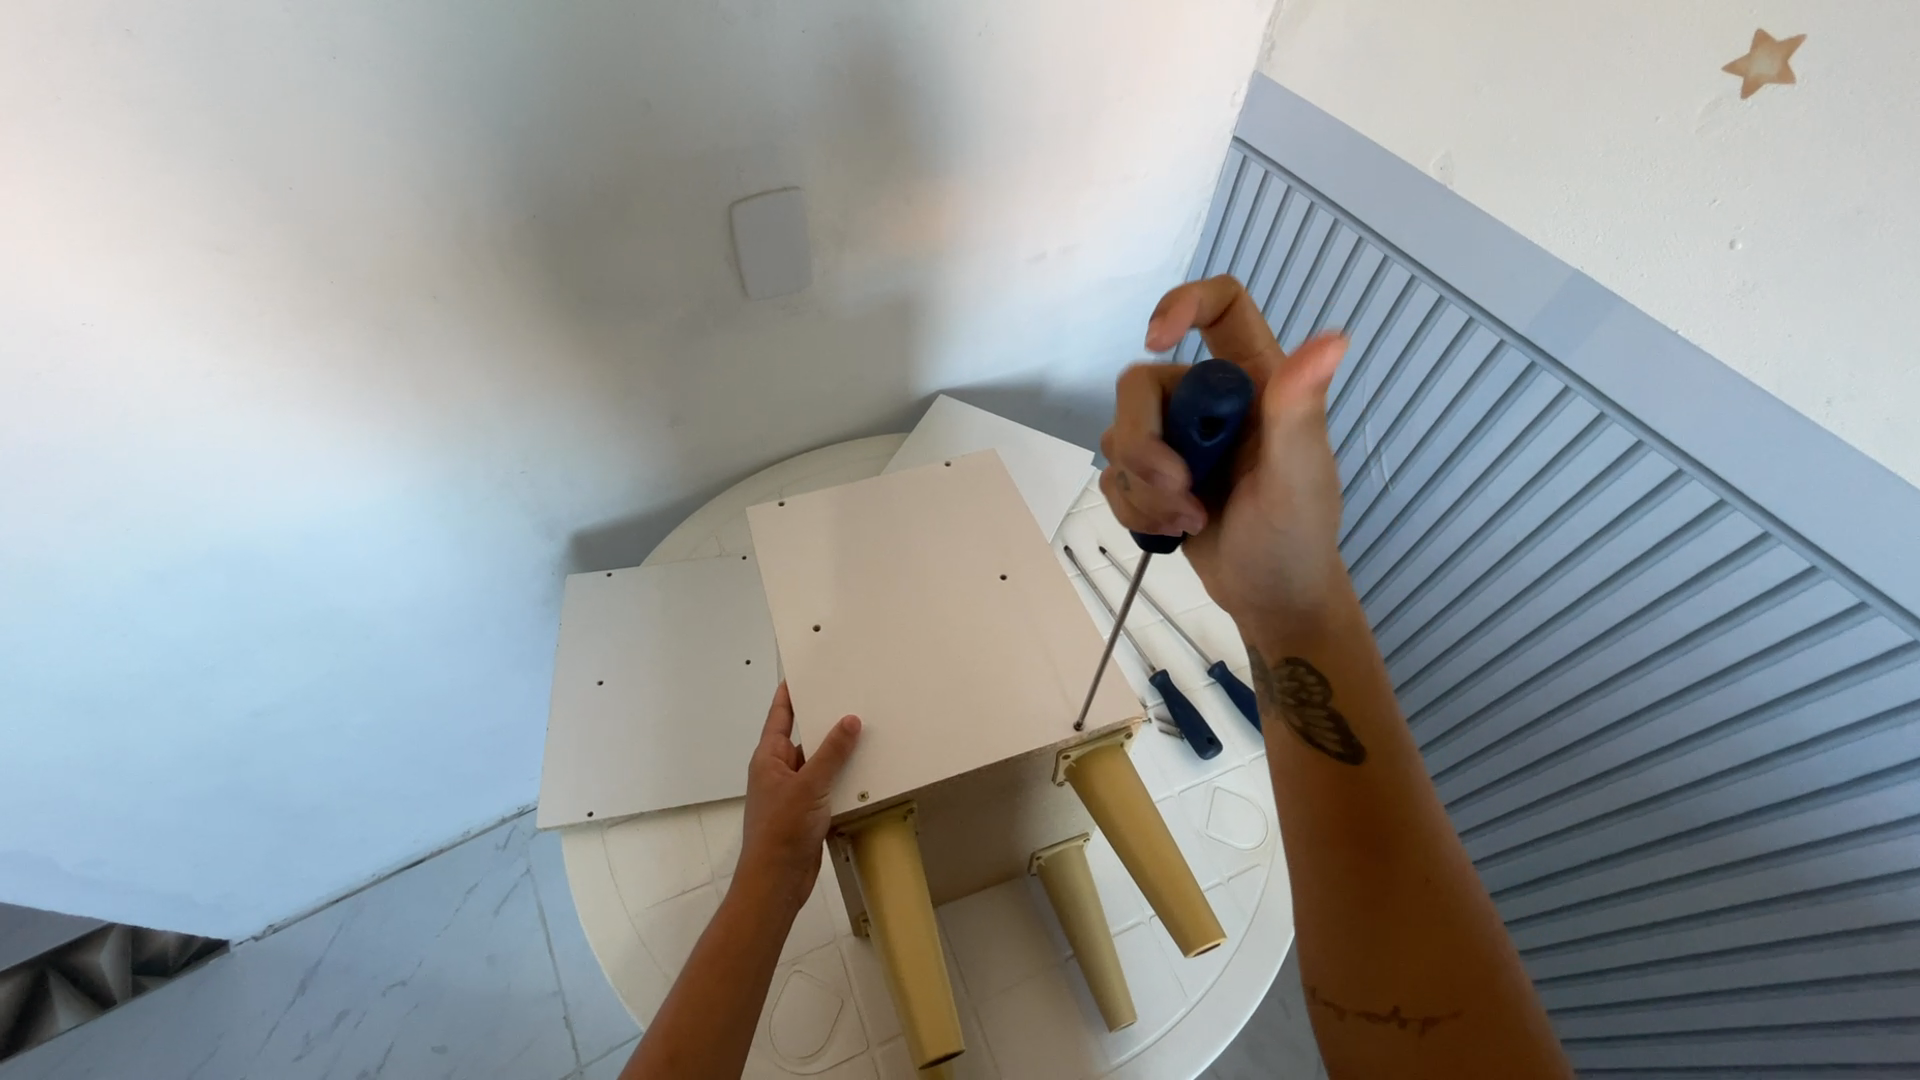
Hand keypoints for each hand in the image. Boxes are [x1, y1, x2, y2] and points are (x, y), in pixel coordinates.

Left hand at [737, 683, 861, 914]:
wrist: (777, 882)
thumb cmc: (782, 830)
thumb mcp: (810, 785)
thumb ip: (832, 752)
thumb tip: (850, 720)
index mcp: (769, 757)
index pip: (781, 715)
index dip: (791, 692)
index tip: (805, 670)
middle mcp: (779, 770)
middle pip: (804, 736)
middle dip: (825, 720)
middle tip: (851, 696)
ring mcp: (793, 792)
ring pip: (819, 762)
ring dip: (839, 752)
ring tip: (867, 730)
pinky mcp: (807, 811)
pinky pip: (828, 785)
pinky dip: (844, 778)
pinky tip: (867, 770)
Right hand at [1099, 275, 1351, 639]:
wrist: (1270, 597)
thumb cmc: (1296, 535)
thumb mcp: (1300, 476)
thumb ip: (1300, 410)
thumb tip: (1335, 338)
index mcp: (1253, 380)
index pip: (1221, 307)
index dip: (1182, 304)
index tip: (1158, 341)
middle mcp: (1207, 401)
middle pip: (1140, 385)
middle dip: (1143, 445)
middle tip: (1176, 490)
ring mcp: (1175, 441)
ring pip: (1118, 437)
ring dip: (1143, 489)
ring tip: (1187, 521)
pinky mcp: (1150, 479)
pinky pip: (1113, 477)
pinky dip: (1134, 509)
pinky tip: (1172, 531)